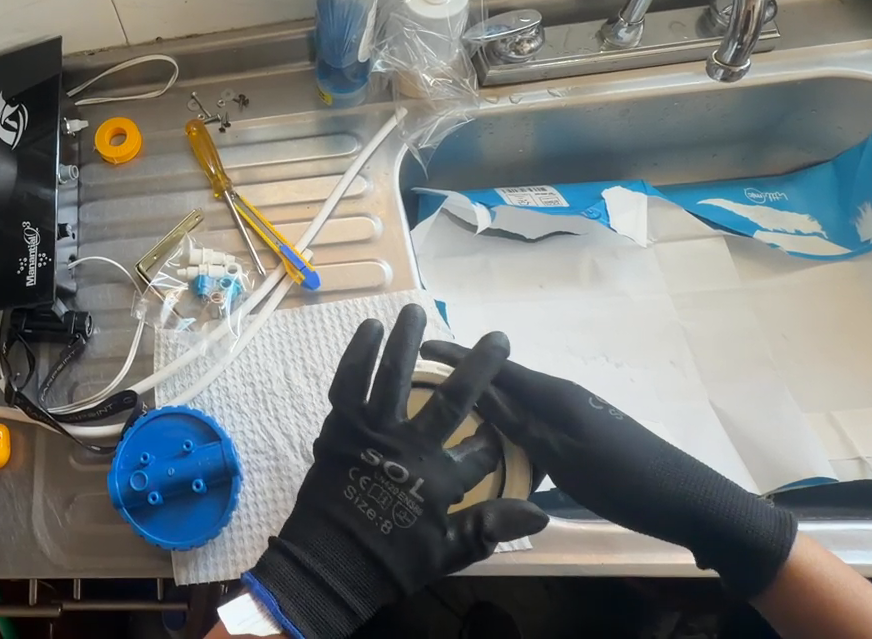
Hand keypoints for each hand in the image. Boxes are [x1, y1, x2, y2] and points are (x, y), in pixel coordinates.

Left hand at [245, 306, 547, 638]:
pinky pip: (348, 379)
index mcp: (439, 480)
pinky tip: (370, 328)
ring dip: (407, 341)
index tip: (507, 421)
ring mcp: (370, 429)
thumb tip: (541, 511)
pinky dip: (358, 352)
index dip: (498, 434)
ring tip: (417, 311)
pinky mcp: (340, 422)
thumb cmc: (391, 559)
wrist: (330, 560)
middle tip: (496, 341)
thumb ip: (490, 528)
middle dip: (477, 369)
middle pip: (450, 399)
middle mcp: (408, 446)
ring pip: (392, 375)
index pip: (482, 451)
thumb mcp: (448, 553)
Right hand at [422, 340, 796, 597]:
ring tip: (458, 419)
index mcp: (552, 394)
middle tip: (429, 386)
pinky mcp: (584, 431)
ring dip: (492, 406)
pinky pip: (537, 420)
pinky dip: (514, 426)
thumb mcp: (561, 456)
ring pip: (521, 403)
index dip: (456, 355)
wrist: (694, 504)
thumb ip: (516, 422)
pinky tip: (504, 449)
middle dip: (468, 378)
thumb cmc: (623, 481)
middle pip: (505, 380)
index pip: (494, 366)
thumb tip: (474, 388)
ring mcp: (574, 412)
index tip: (422, 345)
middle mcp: (560, 394)